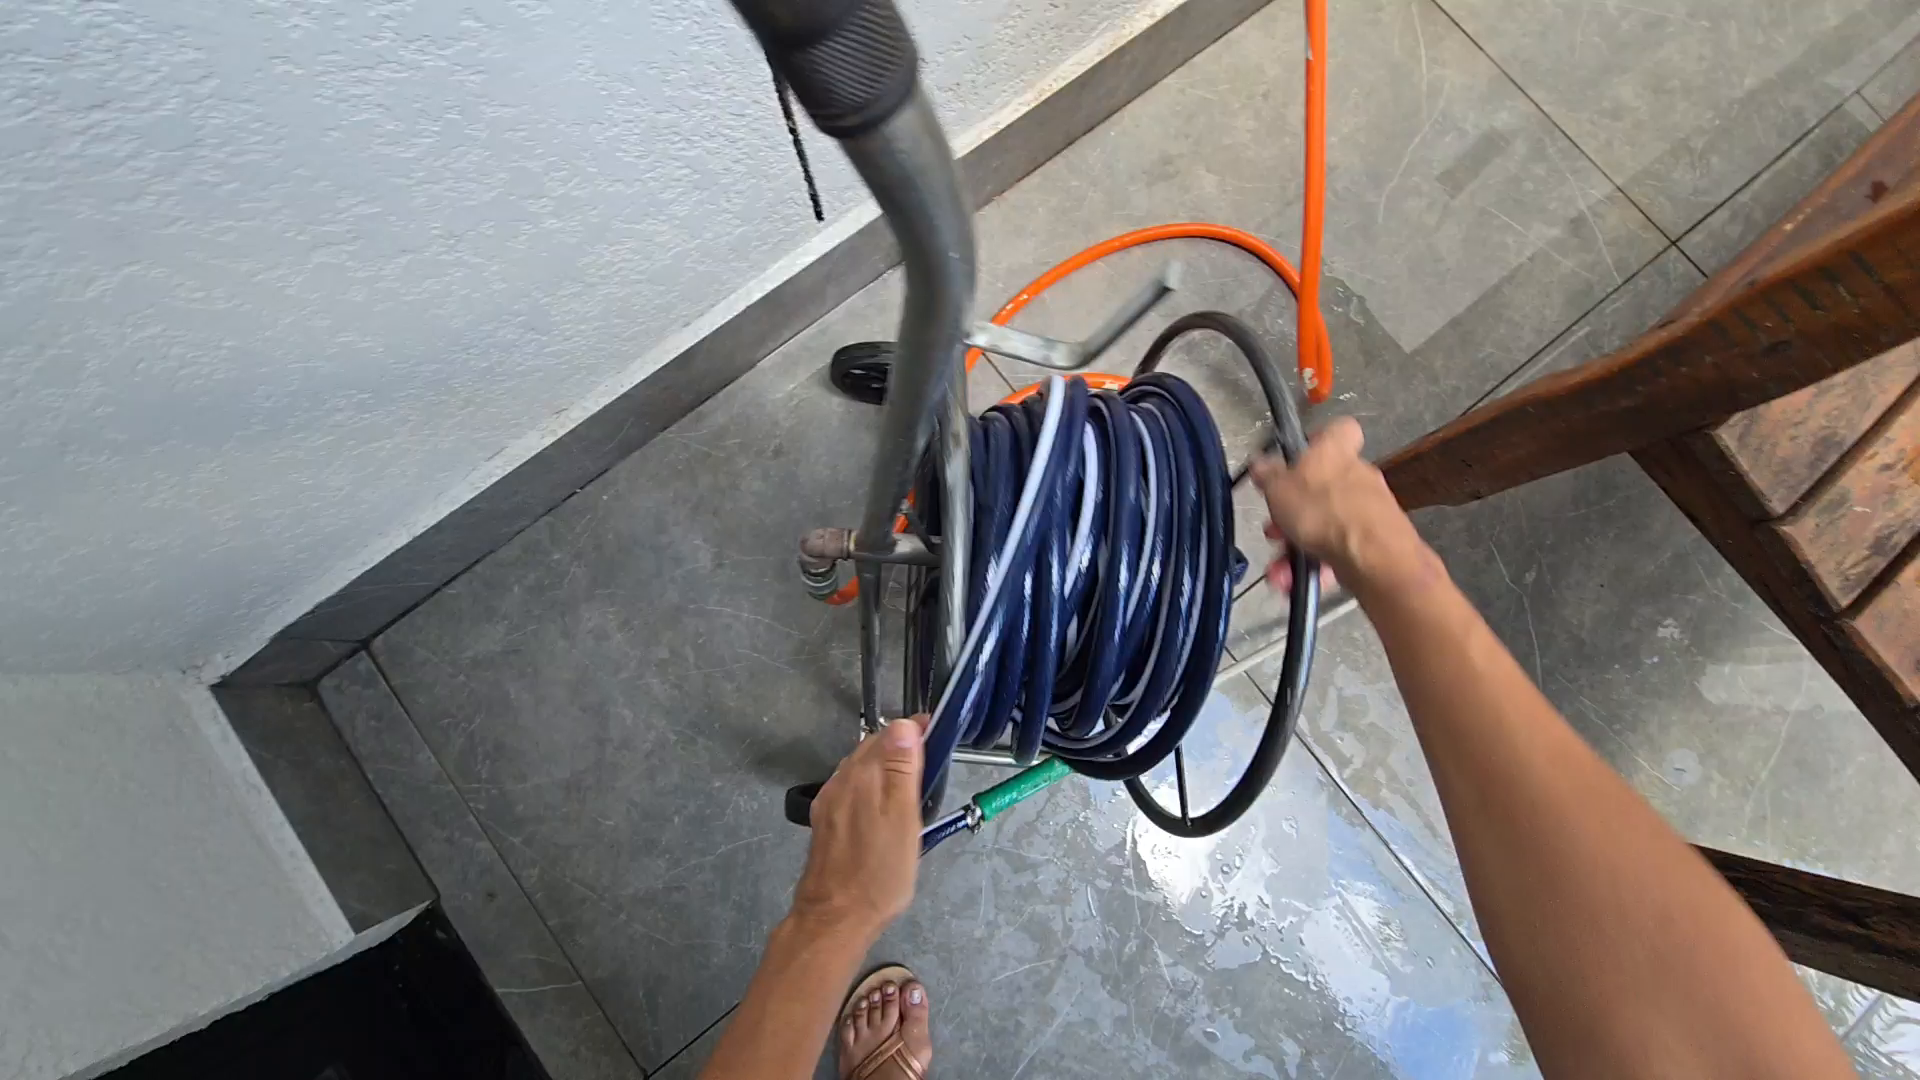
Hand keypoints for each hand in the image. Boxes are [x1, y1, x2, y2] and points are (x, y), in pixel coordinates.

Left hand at [789, 717, 924, 941]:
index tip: (937, 739)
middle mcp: (842, 778)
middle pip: (874, 745)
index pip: (892, 731)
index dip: (917, 730)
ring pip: (861, 766)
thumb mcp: (903, 819)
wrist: (834, 918)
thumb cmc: (880, 872)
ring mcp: (829, 798)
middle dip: (902, 746)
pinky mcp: (825, 818)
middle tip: (930, 766)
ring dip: (885, 765)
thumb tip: (905, 725)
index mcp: (863, 773)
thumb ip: (902, 769)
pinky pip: (851, 786)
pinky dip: (870, 784)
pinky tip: (882, 806)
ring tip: (910, 786)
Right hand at [1247, 417, 1438, 601]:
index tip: (1294, 460)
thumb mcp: (1278, 488)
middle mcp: (1357, 476)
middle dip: (1291, 513)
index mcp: (1336, 451)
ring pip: (1323, 524)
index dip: (1314, 441)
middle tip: (1274, 529)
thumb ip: (1267, 474)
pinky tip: (1296, 580)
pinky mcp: (1373, 540)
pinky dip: (1314, 564)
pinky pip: (1334, 548)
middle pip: (1320, 488)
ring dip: (1295, 546)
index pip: (1336, 430)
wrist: (1374, 557)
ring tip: (1279, 568)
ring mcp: (1368, 509)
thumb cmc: (1323, 512)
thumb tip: (1261, 463)